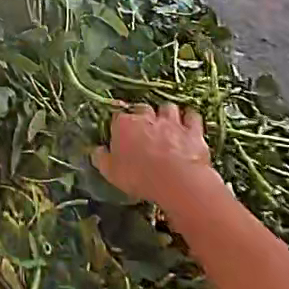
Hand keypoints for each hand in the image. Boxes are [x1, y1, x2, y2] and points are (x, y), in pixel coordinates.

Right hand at [91, 103, 221, 211]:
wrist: (177, 180)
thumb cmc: (139, 177)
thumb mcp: (111, 173)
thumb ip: (101, 159)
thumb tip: (96, 151)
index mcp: (124, 124)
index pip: (117, 116)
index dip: (119, 125)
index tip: (120, 134)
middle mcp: (146, 117)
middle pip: (142, 108)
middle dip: (143, 115)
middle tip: (143, 128)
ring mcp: (171, 121)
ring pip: (167, 107)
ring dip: (166, 113)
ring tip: (166, 123)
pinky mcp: (192, 130)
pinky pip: (192, 116)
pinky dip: (190, 118)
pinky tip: (189, 123)